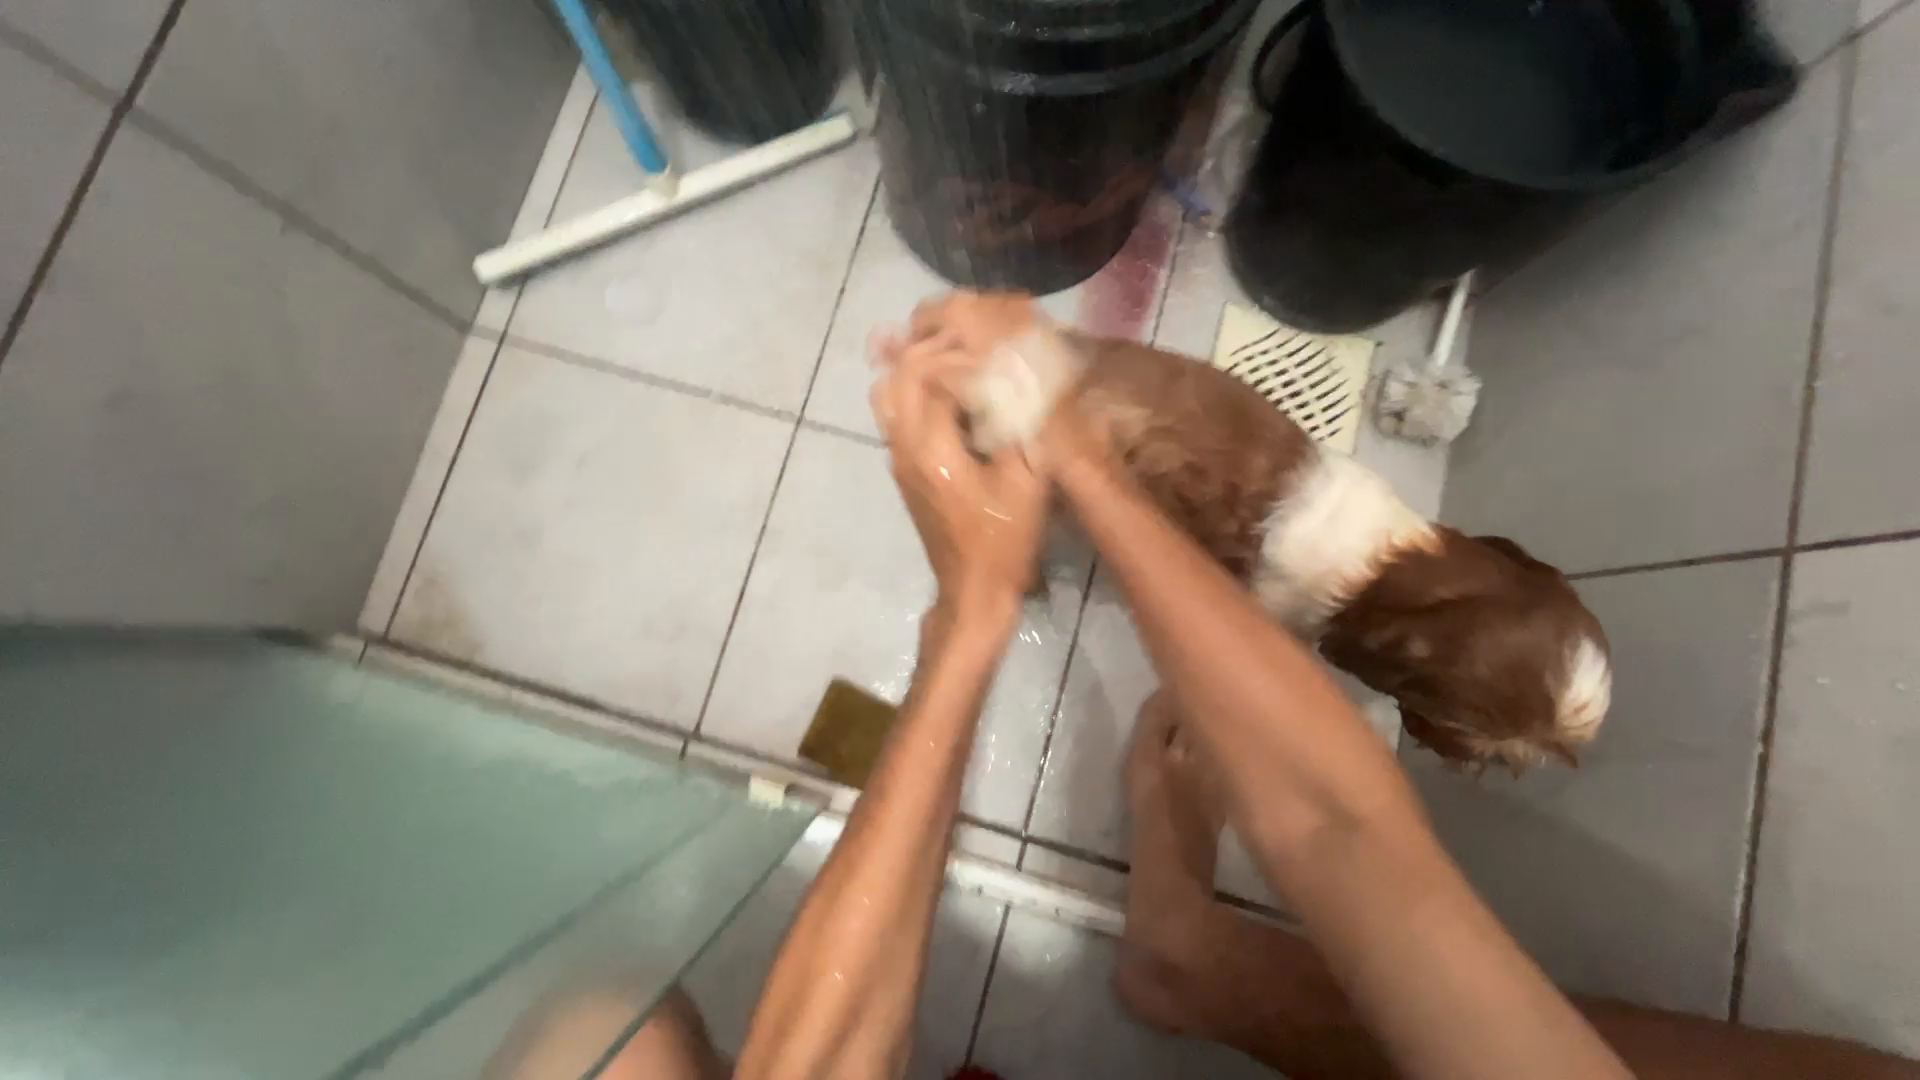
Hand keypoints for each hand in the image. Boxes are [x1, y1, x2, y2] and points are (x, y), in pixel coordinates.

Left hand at [871, 334, 1048, 618]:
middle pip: (900, 374)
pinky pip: (894, 414)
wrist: (972, 589)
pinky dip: (912, 391)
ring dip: (916, 368)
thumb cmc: (1005, 538)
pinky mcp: (902, 469)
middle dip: (934, 350)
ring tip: (955, 360)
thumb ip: (1016, 423)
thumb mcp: (1026, 480)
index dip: (965, 357)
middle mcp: (904, 446)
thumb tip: (1013, 378)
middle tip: (973, 345)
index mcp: (932, 447)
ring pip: (887, 393)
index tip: (997, 357)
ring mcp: (897, 459)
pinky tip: (948, 391)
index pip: (934, 375)